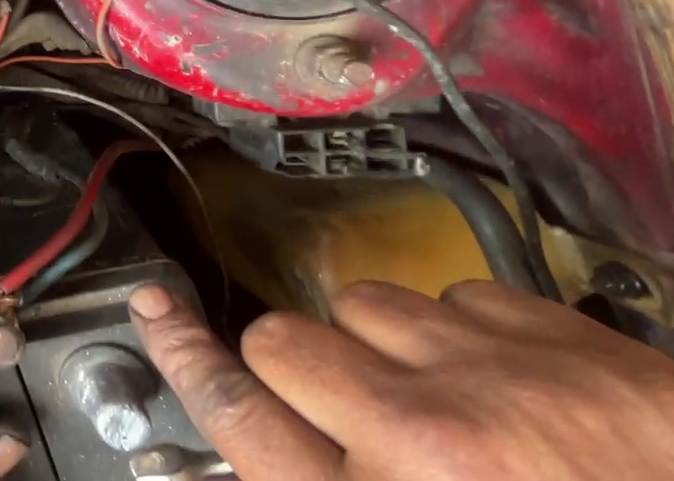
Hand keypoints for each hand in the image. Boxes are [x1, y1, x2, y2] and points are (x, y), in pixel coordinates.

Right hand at [129, 278, 673, 479]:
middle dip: (307, 373)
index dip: (184, 356)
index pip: (237, 411)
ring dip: (392, 347)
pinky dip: (475, 333)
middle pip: (282, 344)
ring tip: (459, 401)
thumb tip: (272, 441)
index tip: (158, 311)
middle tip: (361, 416)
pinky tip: (524, 383)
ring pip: (367, 305)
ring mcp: (508, 386)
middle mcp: (428, 446)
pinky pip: (463, 295)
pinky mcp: (582, 348)